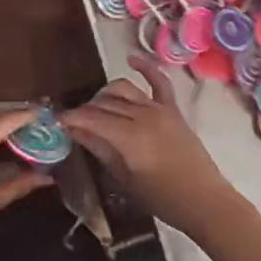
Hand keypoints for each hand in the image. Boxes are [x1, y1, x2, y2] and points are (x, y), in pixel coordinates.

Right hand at [61, 54, 237, 234]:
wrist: (203, 201)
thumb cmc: (160, 197)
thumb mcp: (123, 177)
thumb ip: (99, 149)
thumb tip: (74, 131)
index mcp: (128, 136)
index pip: (90, 118)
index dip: (70, 117)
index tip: (56, 121)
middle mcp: (143, 116)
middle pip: (105, 103)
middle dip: (84, 109)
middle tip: (72, 121)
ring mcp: (159, 110)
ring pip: (124, 89)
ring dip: (105, 94)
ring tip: (95, 106)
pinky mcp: (173, 110)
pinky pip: (159, 82)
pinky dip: (146, 68)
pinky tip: (131, 59)